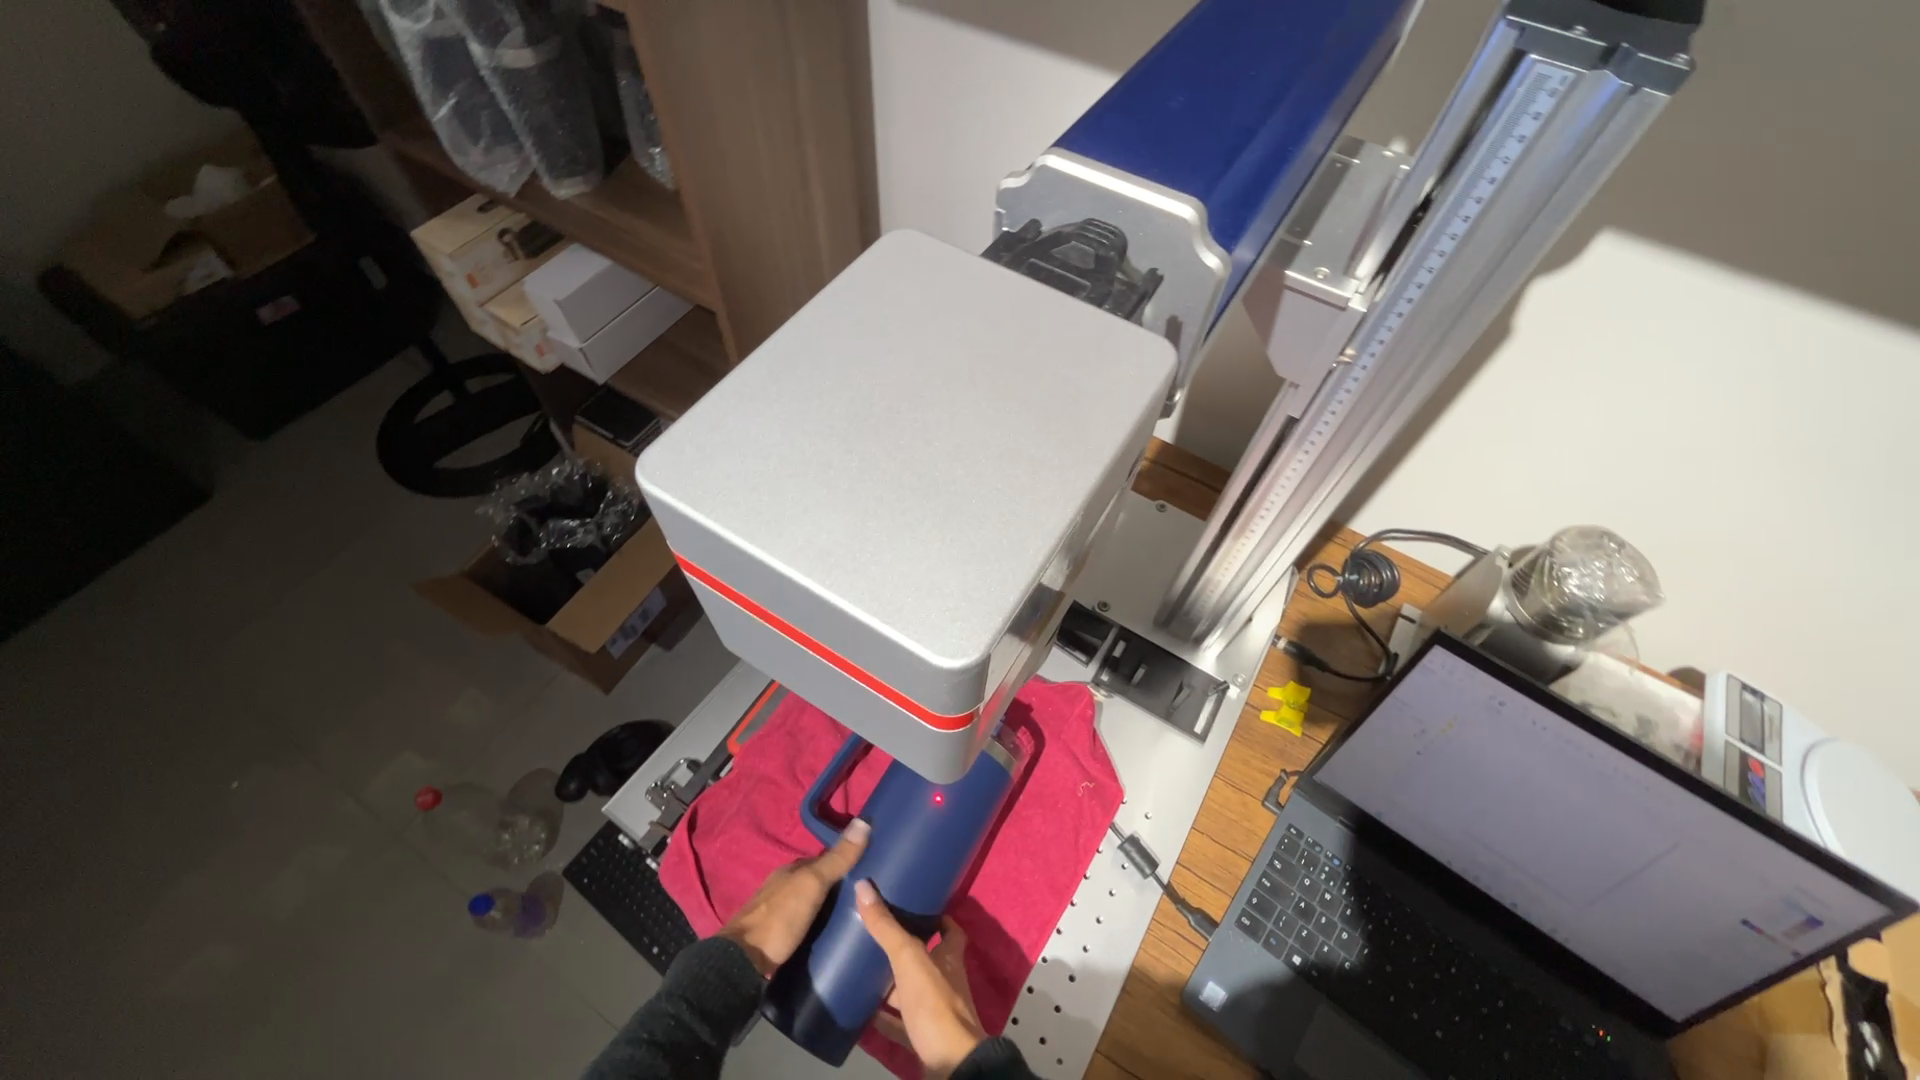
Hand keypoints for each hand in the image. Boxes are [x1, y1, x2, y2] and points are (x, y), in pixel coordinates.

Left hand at [719, 818, 869, 975]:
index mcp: (792, 869)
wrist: (743, 961)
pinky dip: (820, 921)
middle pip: (818, 880)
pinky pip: (806, 920)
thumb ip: (837, 859)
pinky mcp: (778, 934)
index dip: (847, 860)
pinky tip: (831, 931)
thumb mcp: (813, 884)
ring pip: (812, 901)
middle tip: (869, 895)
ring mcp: (779, 910)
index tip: (872, 868)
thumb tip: (863, 821)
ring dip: (830, 904)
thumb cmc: (780, 918)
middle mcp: (784, 885)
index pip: (826, 858)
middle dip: (840, 884)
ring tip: (857, 914)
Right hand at [855, 880, 985, 1078]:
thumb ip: (887, 928)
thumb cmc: (935, 1004)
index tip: (917, 906)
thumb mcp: (909, 958)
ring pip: (912, 990)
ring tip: (865, 969)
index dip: (938, 918)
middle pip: (927, 959)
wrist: (949, 1063)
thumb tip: (864, 887)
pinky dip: (884, 1017)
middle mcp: (945, 981)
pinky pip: (900, 1023)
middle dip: (906, 949)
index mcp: (949, 957)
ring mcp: (935, 1011)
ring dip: (893, 983)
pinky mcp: (923, 1037)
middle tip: (877, 934)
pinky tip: (864, 1012)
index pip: (950, 930)